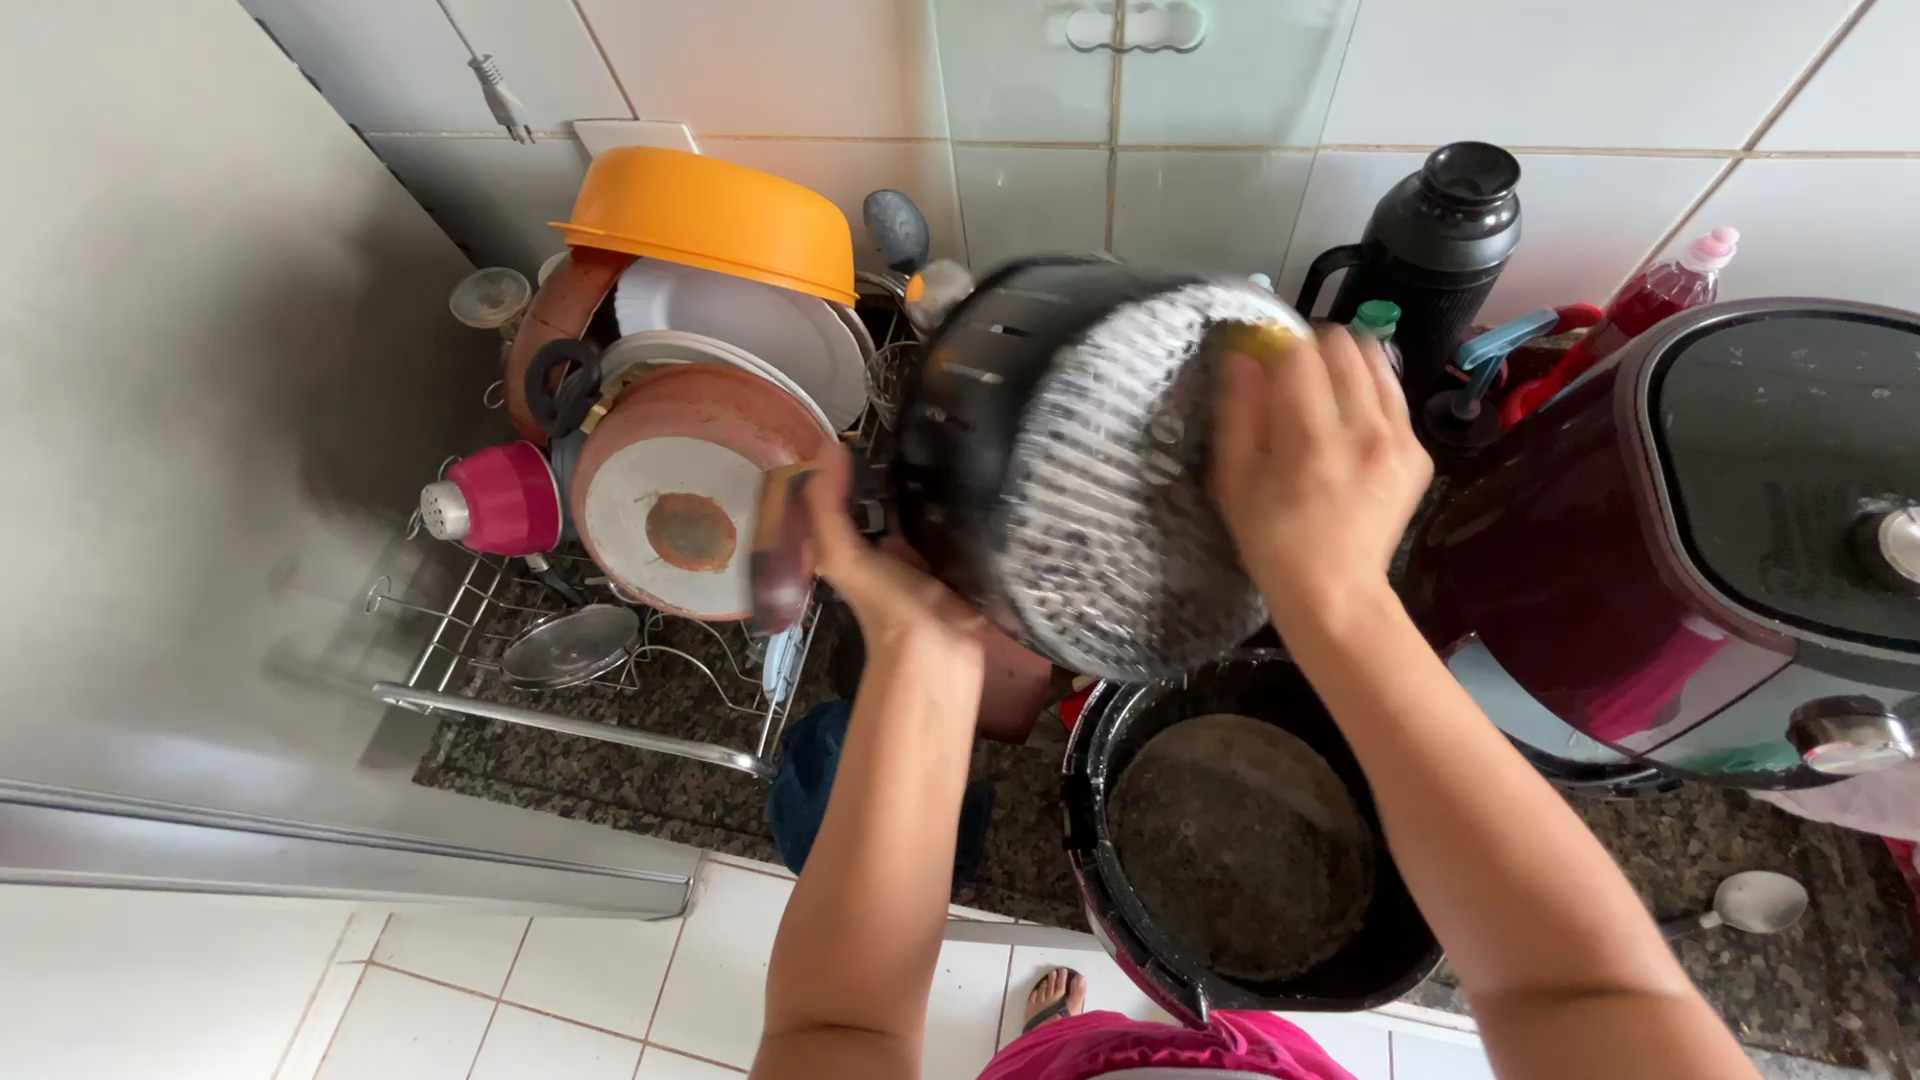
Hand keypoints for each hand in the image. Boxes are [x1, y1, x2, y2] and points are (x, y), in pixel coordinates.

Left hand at [803, 442, 985, 662]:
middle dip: (902, 465)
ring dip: (937, 481)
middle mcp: (889, 544)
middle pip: (892, 494)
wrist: (938, 649)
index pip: (851, 491)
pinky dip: (963, 502)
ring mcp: (926, 552)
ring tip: (954, 438)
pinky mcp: (958, 558)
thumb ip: (827, 505)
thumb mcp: (842, 553)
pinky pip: (957, 521)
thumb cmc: (886, 601)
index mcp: (855, 543)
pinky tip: (976, 477)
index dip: (857, 460)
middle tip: (925, 425)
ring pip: (927, 504)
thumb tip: (829, 445)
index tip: (876, 423)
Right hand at [1211, 326, 1432, 629]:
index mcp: (1311, 439)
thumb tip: (1241, 359)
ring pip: (1377, 362)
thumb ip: (1238, 415)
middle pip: (1344, 346)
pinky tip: (1348, 419)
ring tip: (1321, 390)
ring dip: (1345, 363)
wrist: (1336, 589)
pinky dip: (1369, 392)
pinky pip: (1394, 395)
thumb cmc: (1271, 540)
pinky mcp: (1418, 452)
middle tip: (1290, 375)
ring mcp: (1400, 439)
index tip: (1260, 360)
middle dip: (1312, 349)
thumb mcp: (1235, 482)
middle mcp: (1364, 429)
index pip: (1299, 354)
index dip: (1274, 346)